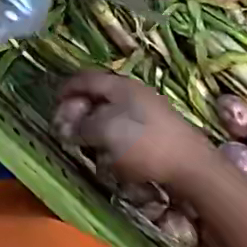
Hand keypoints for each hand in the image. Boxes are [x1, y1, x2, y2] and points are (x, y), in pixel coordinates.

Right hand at [54, 71, 215, 190]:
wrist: (193, 167)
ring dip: (96, 129)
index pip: (86, 78)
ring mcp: (149, 111)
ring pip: (111, 115)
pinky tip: (114, 158)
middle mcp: (134, 93)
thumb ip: (81, 125)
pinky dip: (113, 140)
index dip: (67, 89)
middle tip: (68, 130)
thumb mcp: (104, 131)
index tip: (54, 104)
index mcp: (120, 85)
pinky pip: (126, 130)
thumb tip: (71, 125)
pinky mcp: (158, 132)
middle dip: (80, 112)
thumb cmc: (145, 144)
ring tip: (89, 147)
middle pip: (98, 97)